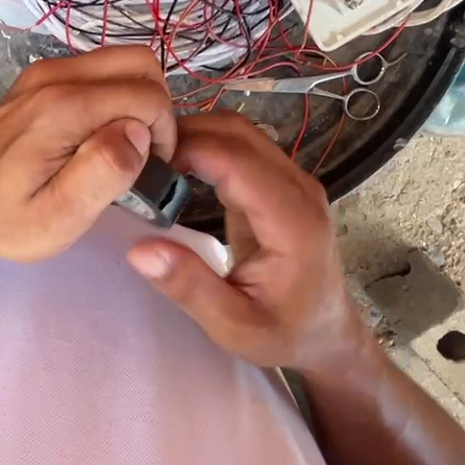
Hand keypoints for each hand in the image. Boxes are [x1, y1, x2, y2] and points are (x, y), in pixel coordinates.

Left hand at [0, 46, 175, 264]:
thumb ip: (102, 172)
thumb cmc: (5, 219)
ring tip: (121, 146)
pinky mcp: (39, 78)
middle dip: (156, 106)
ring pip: (121, 61)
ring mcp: (45, 72)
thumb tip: (138, 132)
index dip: (162, 133)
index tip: (148, 169)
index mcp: (64, 107)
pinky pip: (97, 70)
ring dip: (136, 99)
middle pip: (140, 63)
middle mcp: (55, 76)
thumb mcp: (57, 217)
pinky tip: (98, 135)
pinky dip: (114, 95)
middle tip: (142, 153)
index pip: (148, 96)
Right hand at [124, 112, 370, 372]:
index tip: (141, 163)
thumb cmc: (284, 334)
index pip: (233, 158)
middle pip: (235, 131)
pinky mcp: (277, 180)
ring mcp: (290, 179)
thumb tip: (138, 250)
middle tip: (136, 154)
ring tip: (149, 157)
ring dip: (191, 133)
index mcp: (292, 220)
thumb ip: (190, 288)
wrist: (328, 335)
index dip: (186, 149)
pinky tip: (173, 163)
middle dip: (182, 132)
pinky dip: (202, 143)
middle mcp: (297, 187)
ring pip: (235, 129)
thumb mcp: (234, 327)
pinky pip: (237, 144)